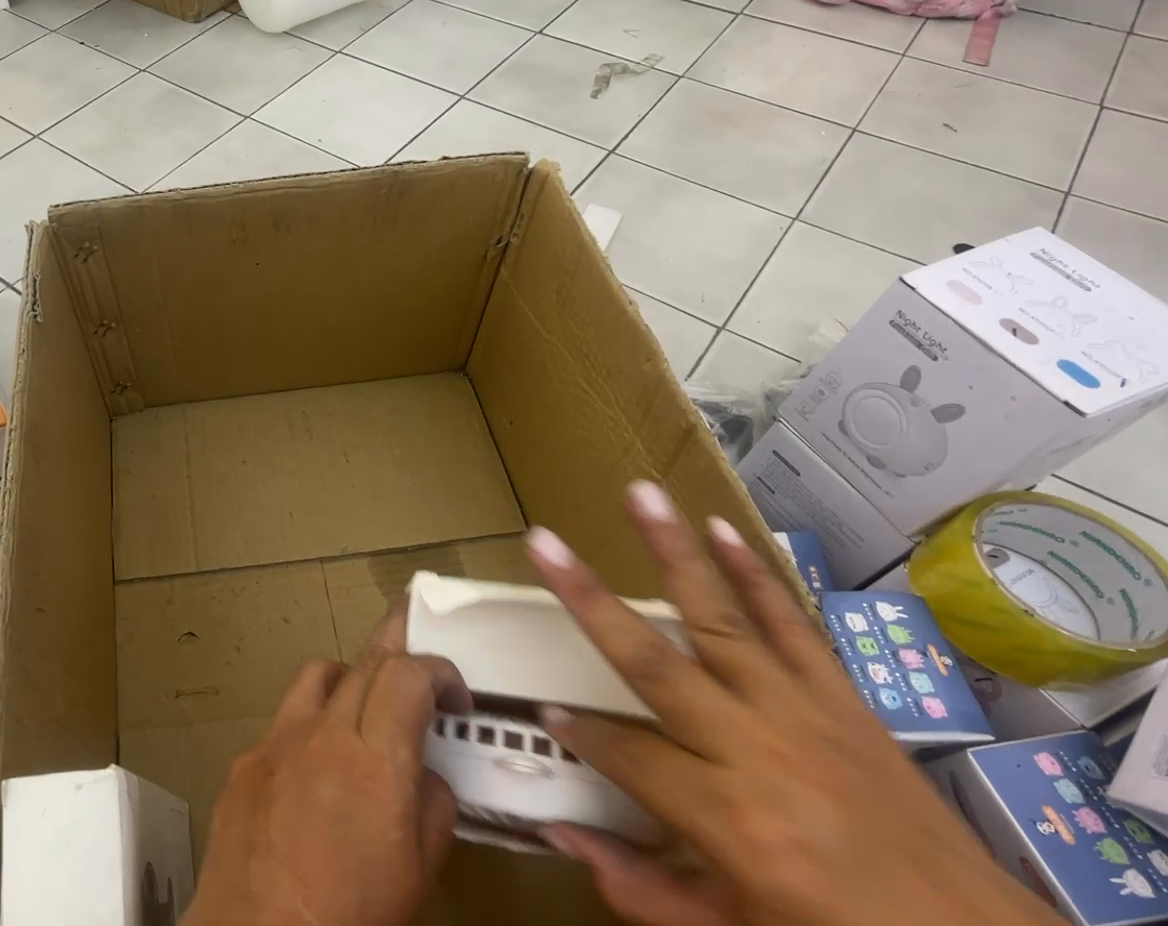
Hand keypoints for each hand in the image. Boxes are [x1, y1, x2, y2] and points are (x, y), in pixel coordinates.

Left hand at [183, 614, 472, 925]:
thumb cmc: (351, 916)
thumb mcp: (419, 870)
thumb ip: (433, 806)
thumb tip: (424, 773)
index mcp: (376, 762)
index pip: (409, 675)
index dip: (438, 671)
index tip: (454, 696)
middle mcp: (324, 736)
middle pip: (366, 663)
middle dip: (401, 654)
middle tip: (420, 672)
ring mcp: (276, 742)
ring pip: (318, 674)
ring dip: (352, 678)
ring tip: (365, 708)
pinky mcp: (244, 761)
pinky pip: (283, 720)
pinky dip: (310, 724)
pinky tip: (315, 764)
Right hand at [526, 481, 1066, 925]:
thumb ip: (638, 887)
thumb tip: (561, 833)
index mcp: (726, 816)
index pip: (624, 752)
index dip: (580, 733)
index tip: (548, 716)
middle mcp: (755, 747)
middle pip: (653, 661)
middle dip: (589, 599)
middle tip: (542, 543)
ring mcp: (801, 711)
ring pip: (721, 618)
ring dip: (675, 551)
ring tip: (639, 495)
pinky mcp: (840, 697)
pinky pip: (792, 624)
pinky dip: (756, 573)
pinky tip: (722, 527)